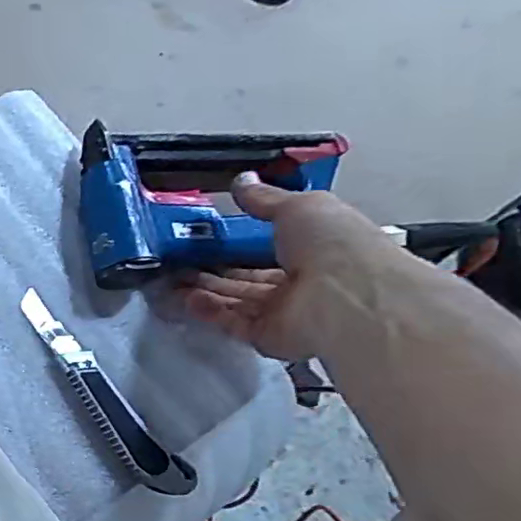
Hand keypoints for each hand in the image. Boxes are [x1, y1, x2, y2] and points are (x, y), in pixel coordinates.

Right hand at [175, 172, 409, 361]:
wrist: (345, 296)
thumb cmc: (332, 244)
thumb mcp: (298, 207)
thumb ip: (265, 199)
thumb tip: (242, 181)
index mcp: (316, 250)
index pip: (273, 249)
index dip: (241, 245)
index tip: (211, 239)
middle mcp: (300, 285)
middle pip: (249, 281)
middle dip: (216, 273)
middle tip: (183, 263)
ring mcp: (284, 315)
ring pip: (237, 303)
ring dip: (207, 291)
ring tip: (175, 280)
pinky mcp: (268, 338)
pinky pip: (233, 324)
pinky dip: (210, 312)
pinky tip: (187, 299)